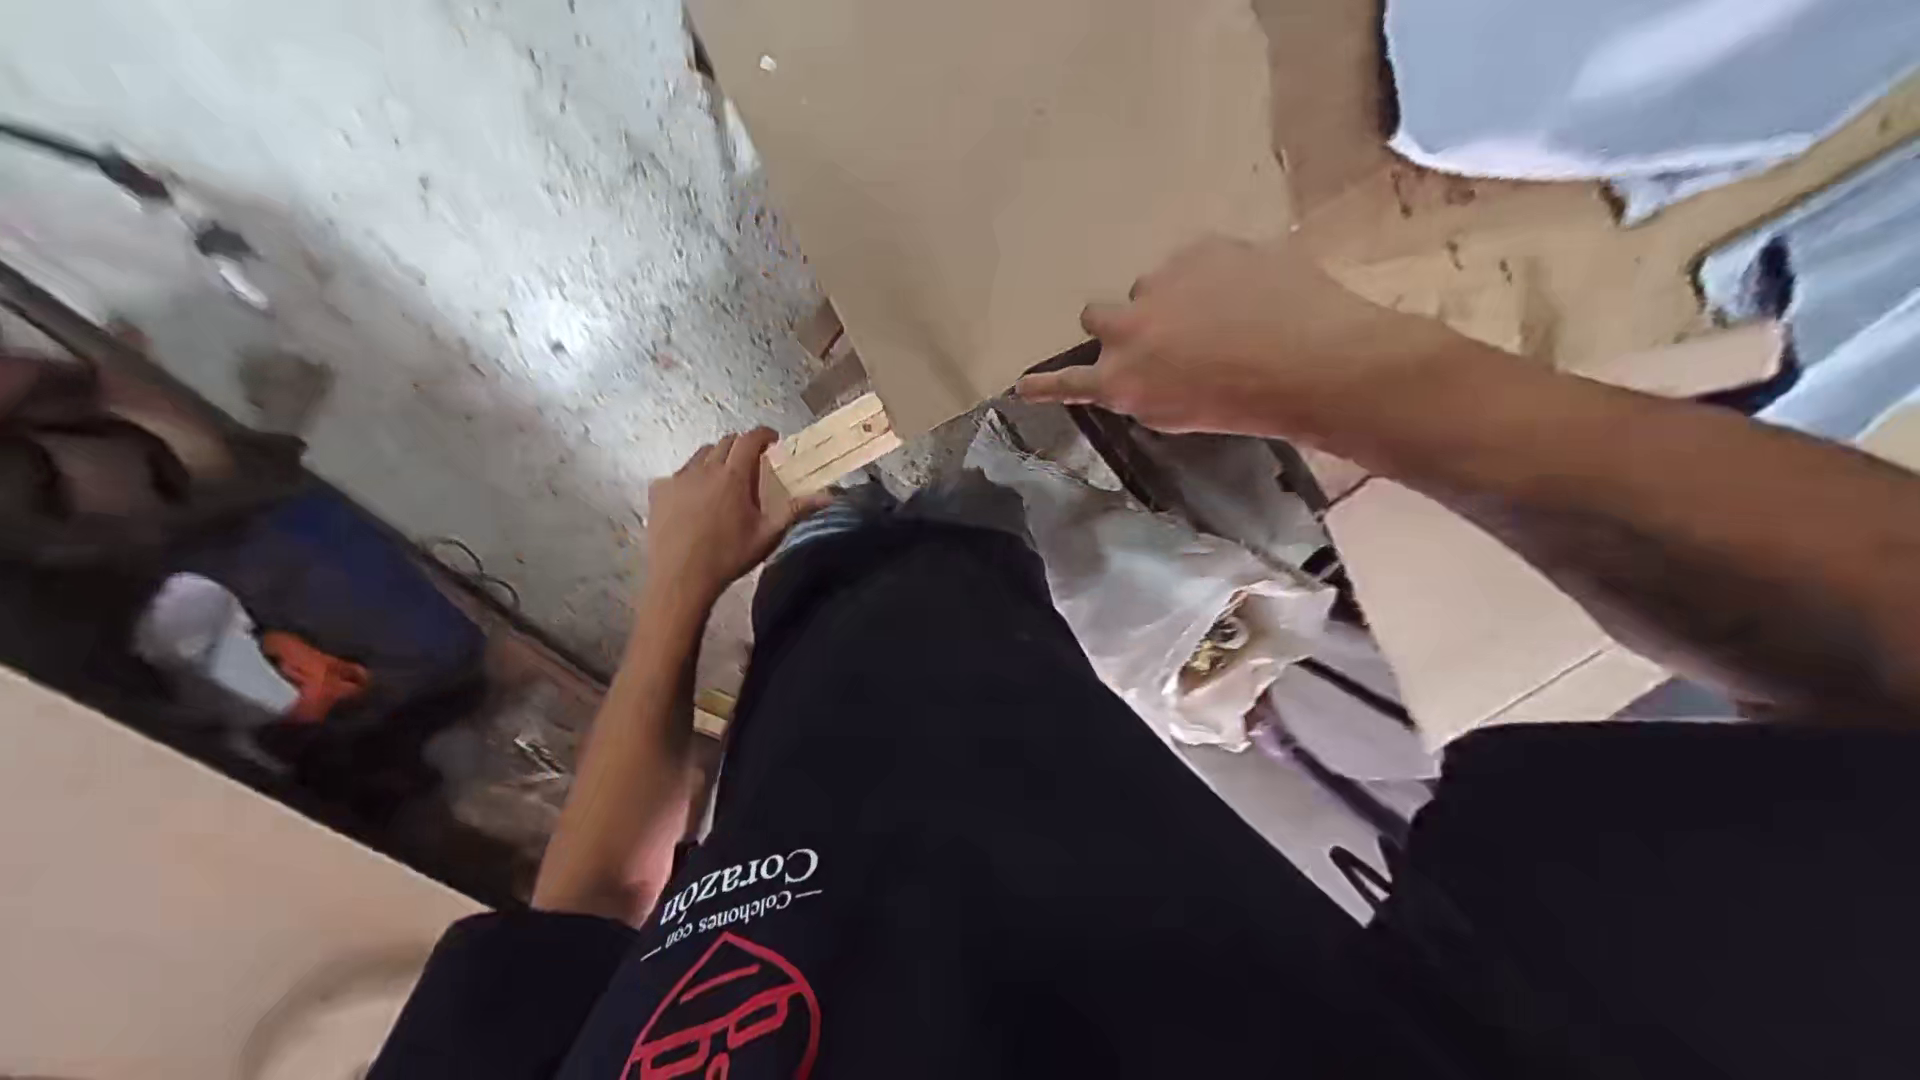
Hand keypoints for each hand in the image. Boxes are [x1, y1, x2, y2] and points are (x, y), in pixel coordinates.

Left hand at [642, 428, 818, 608]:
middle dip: (741, 446)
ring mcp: (677, 478)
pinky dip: (691, 478)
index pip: (749, 439)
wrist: (681, 578)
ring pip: (700, 455)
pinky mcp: (658, 491)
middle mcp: (703, 469)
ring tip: (724, 478)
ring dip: (716, 458)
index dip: (763, 434)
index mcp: (733, 476)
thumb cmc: (729, 556)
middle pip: (724, 442)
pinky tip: (695, 499)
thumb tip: (829, 497)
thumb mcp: (768, 534)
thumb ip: (797, 509)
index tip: (772, 440)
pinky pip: (678, 474)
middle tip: (752, 463)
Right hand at [1015, 235, 1462, 439]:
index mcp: (1122, 380)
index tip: (1022, 386)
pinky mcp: (1203, 249)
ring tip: (1219, 313)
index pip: (1068, 383)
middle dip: (1117, 325)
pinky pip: (1193, 260)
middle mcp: (1129, 329)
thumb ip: (1145, 392)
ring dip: (1167, 298)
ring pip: (1147, 285)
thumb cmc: (1246, 408)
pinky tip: (1245, 291)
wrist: (1315, 363)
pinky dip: (1208, 275)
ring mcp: (1163, 283)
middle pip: (1095, 315)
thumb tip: (1141, 373)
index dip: (1045, 385)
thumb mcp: (1181, 416)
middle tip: (1158, 335)